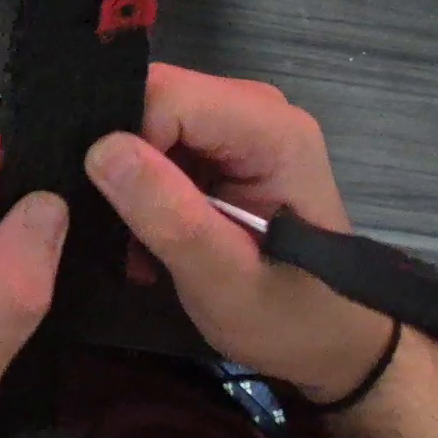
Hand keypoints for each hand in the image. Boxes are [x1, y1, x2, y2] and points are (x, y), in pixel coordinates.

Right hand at [84, 64, 394, 401]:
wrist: (336, 340)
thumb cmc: (289, 318)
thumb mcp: (221, 278)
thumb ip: (168, 214)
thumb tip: (101, 150)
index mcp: (269, 130)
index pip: (165, 97)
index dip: (127, 143)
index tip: (119, 207)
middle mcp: (256, 108)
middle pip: (156, 101)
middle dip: (123, 161)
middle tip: (120, 230)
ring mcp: (242, 122)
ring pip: (151, 120)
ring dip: (131, 180)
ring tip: (136, 242)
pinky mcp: (227, 144)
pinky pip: (162, 141)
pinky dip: (145, 186)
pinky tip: (153, 231)